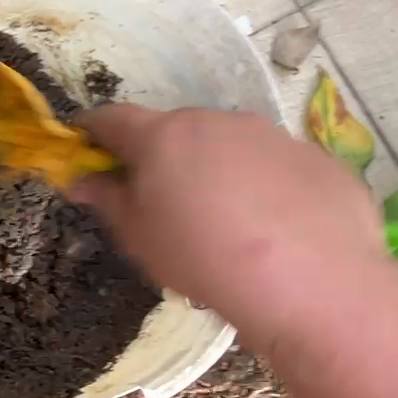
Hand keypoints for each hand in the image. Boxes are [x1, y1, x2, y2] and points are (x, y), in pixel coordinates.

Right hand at [72, 105, 393, 353]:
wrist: (308, 279)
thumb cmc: (198, 255)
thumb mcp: (135, 235)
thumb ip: (106, 199)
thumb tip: (83, 181)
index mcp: (163, 136)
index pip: (111, 119)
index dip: (90, 133)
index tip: (83, 154)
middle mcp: (216, 121)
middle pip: (171, 130)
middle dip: (154, 156)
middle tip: (151, 200)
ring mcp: (272, 134)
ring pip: (222, 145)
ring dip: (206, 169)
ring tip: (213, 219)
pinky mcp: (315, 157)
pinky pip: (268, 165)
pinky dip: (254, 185)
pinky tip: (261, 227)